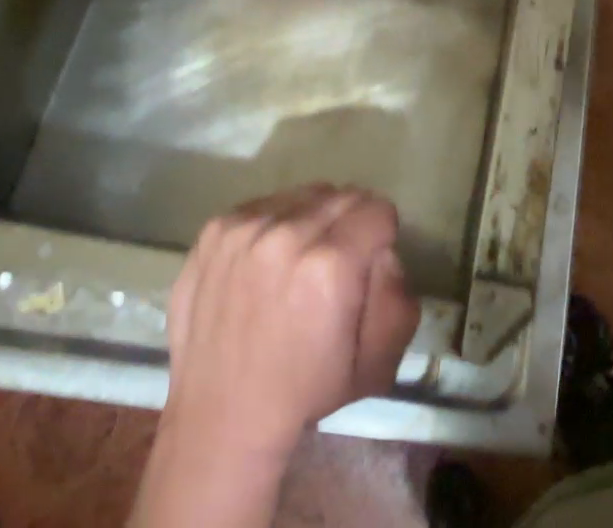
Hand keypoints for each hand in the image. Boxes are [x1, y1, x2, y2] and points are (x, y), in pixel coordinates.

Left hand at [162, 184, 419, 454]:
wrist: (220, 416)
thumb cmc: (306, 391)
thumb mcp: (380, 360)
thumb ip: (398, 293)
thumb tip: (383, 253)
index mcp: (331, 266)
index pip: (377, 209)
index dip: (382, 236)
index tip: (369, 265)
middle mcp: (285, 234)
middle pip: (343, 196)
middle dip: (351, 224)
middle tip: (338, 266)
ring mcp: (243, 229)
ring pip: (304, 195)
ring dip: (313, 220)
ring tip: (299, 264)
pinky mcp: (214, 231)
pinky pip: (264, 205)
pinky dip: (276, 224)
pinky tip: (267, 265)